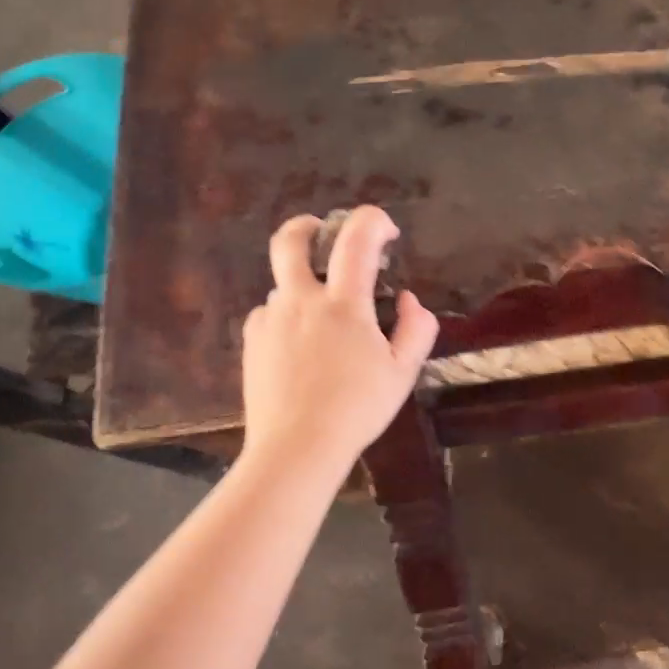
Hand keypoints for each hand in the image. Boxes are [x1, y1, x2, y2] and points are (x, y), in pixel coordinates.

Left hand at [238, 208, 437, 476]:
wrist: (297, 448)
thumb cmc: (358, 409)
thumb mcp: (403, 372)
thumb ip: (416, 328)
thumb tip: (409, 300)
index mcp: (343, 304)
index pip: (356, 238)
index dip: (373, 220)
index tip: (388, 233)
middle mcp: (300, 301)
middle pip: (291, 240)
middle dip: (309, 227)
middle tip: (326, 235)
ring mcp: (270, 320)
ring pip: (283, 284)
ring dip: (305, 287)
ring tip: (325, 322)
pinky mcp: (251, 343)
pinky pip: (269, 315)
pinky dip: (288, 319)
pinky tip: (301, 350)